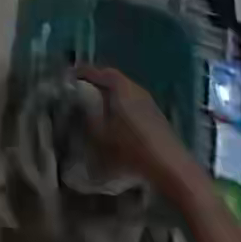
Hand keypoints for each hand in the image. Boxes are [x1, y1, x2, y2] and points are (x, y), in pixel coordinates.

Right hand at [75, 65, 195, 188]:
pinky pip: (132, 101)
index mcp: (120, 86)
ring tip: (94, 104)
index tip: (66, 79)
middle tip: (78, 89)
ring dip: (108, 93)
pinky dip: (120, 103)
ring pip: (123, 89)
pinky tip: (114, 117)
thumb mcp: (101, 133)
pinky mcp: (156, 116)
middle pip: (111, 77)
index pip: (95, 71)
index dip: (78, 73)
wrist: (175, 171)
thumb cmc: (133, 148)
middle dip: (94, 81)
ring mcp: (149, 102)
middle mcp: (135, 88)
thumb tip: (78, 102)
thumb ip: (87, 115)